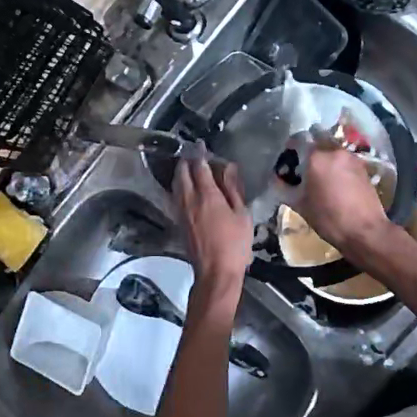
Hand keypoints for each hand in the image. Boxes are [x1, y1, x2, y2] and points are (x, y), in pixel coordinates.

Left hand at [174, 157, 252, 289]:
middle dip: (186, 161)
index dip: (199, 154)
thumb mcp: (242, 215)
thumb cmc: (235, 244)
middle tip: (193, 154)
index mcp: (207, 196)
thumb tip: (229, 167)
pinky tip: (185, 188)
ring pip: (176, 185)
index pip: (199, 167)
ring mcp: (181, 212)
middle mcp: (190, 200)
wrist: (215, 272)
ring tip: (187, 167)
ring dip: (180, 173)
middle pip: (182, 174)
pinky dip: (179, 187)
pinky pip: (175, 197)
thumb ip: (233, 189)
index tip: (201, 145)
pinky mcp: (178, 222)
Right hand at [292, 145, 390, 253]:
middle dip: (310, 150)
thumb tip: (275, 180)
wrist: (365, 231)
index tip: (288, 159)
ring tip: (320, 175)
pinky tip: (335, 181)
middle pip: (318, 140)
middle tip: (304, 166)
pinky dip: (337, 165)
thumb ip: (285, 189)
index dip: (291, 148)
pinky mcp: (363, 167)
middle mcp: (335, 151)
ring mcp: (351, 157)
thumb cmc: (329, 218)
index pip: (298, 140)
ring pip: (333, 150)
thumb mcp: (300, 205)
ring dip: (325, 157)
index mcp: (316, 158)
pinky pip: (344, 159)